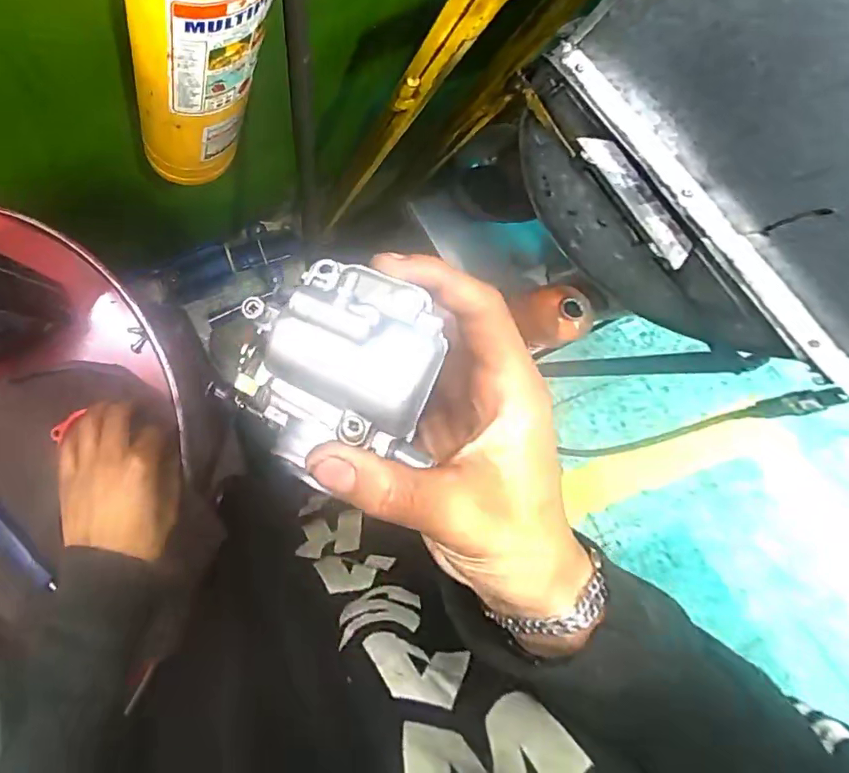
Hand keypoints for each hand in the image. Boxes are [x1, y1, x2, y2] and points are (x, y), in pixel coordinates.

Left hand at [57, 401, 180, 562]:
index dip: (161, 426)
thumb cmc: (143, 542)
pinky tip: (83, 427)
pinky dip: (76, 428)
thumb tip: (166, 452)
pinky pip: (67, 441)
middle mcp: (110, 455)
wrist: (104, 570)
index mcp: (140, 463)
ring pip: (89, 420)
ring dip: (101, 409)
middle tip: (136, 408)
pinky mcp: (66, 474)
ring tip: (109, 410)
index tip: (164, 428)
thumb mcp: (169, 508)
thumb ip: (168, 473)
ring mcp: (84, 463)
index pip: (153, 430)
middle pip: (117, 413)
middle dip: (129, 405)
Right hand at [305, 254, 596, 654]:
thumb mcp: (452, 512)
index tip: (388, 267)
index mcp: (510, 387)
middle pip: (449, 316)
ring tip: (343, 315)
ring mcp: (464, 399)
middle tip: (350, 288)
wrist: (528, 582)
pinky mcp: (442, 418)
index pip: (481, 310)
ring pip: (428, 343)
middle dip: (403, 294)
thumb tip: (319, 457)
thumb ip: (385, 486)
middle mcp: (488, 381)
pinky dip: (381, 364)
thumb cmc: (514, 540)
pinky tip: (347, 364)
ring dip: (390, 325)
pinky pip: (410, 376)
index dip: (439, 278)